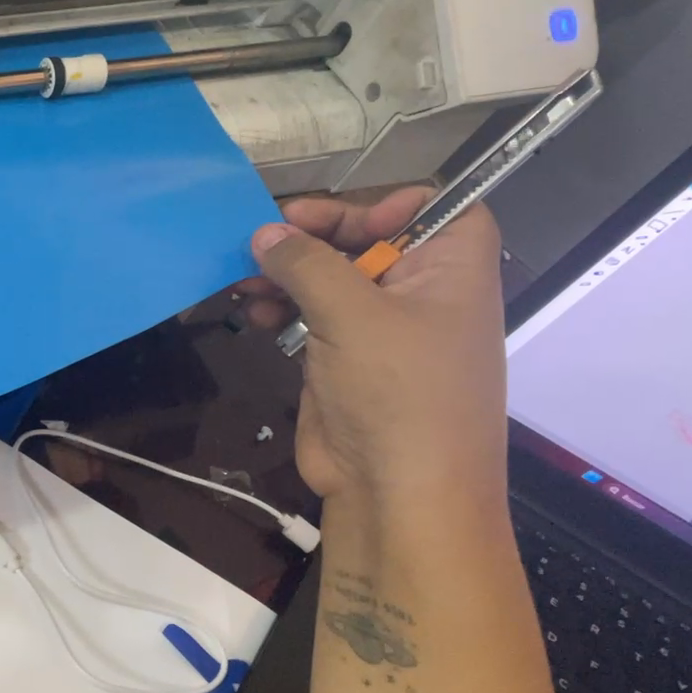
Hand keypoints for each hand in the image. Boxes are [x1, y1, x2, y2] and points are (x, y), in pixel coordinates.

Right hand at [237, 189, 507, 505]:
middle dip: (311, 238)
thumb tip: (264, 232)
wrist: (396, 489)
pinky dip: (277, 305)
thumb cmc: (397, 392)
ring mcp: (376, 328)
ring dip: (283, 273)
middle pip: (364, 239)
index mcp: (448, 272)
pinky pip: (306, 314)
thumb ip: (307, 264)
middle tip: (262, 238)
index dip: (384, 203)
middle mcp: (416, 293)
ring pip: (326, 278)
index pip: (431, 208)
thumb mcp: (353, 316)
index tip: (329, 217)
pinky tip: (250, 309)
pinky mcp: (340, 357)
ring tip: (243, 279)